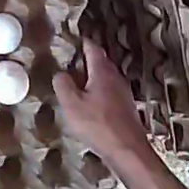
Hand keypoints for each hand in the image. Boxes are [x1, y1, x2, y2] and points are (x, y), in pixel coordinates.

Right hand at [56, 42, 153, 167]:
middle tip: (74, 59)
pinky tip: (92, 101)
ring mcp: (124, 93)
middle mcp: (116, 78)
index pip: (93, 49)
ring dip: (95, 76)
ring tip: (80, 80)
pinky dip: (101, 90)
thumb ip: (63, 85)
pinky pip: (111, 91)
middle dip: (89, 59)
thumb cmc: (97, 124)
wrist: (128, 150)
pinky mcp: (127, 107)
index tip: (76, 39)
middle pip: (102, 61)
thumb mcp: (71, 105)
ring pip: (108, 77)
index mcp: (102, 72)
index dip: (84, 42)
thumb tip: (60, 73)